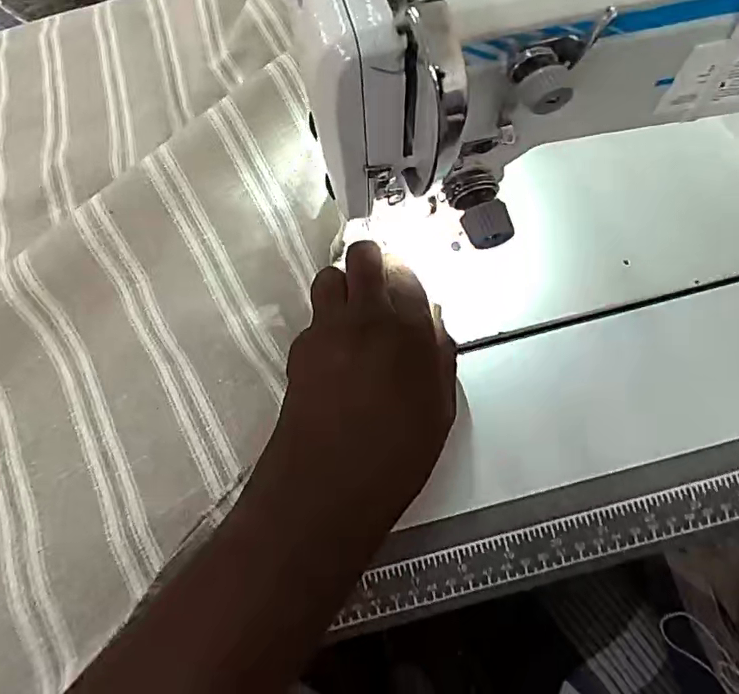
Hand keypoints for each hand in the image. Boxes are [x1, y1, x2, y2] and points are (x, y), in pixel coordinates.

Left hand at [255, 240, 457, 533]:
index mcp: (407, 330)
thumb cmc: (394, 456)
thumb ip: (438, 359)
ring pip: (330, 276)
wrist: (326, 483)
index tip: (406, 286)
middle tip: (378, 283)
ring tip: (353, 314)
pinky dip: (325, 321)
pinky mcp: (300, 344)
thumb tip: (432, 327)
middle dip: (372, 259)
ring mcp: (327, 328)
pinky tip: (335, 353)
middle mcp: (364, 318)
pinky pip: (314, 315)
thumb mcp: (437, 411)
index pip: (407, 271)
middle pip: (363, 255)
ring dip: (342, 286)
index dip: (406, 274)